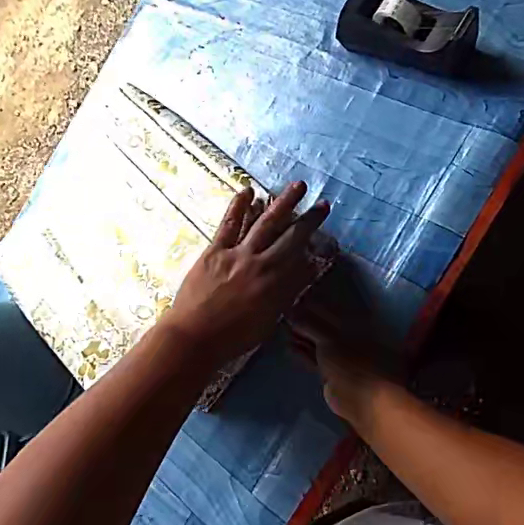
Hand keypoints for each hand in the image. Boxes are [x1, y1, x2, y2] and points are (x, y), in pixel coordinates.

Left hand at [162, 181, 328, 364]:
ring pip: (266, 223)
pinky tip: (248, 190)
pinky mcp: (215, 251)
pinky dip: (238, 206)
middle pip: (292, 237)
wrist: (194, 337)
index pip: (305, 264)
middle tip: (324, 205)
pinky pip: (229, 224)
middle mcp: (262, 266)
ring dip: (284, 203)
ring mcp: (238, 255)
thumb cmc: (231, 338)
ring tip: (298, 186)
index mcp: (277, 287)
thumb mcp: (266, 323)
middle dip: (310, 221)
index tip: (329, 243)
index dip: (319, 253)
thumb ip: (283, 299)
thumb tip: (297, 280)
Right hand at [289, 296, 397, 426]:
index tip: (293, 299)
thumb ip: (310, 324)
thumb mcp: (329, 338)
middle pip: (323, 325)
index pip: (330, 308)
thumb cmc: (352, 361)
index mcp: (356, 324)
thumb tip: (292, 311)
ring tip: (282, 327)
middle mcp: (349, 337)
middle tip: (283, 313)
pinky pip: (314, 359)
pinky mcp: (331, 374)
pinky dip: (302, 353)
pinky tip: (288, 346)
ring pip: (317, 342)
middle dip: (304, 319)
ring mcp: (341, 356)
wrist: (362, 399)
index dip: (312, 304)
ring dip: (301, 336)